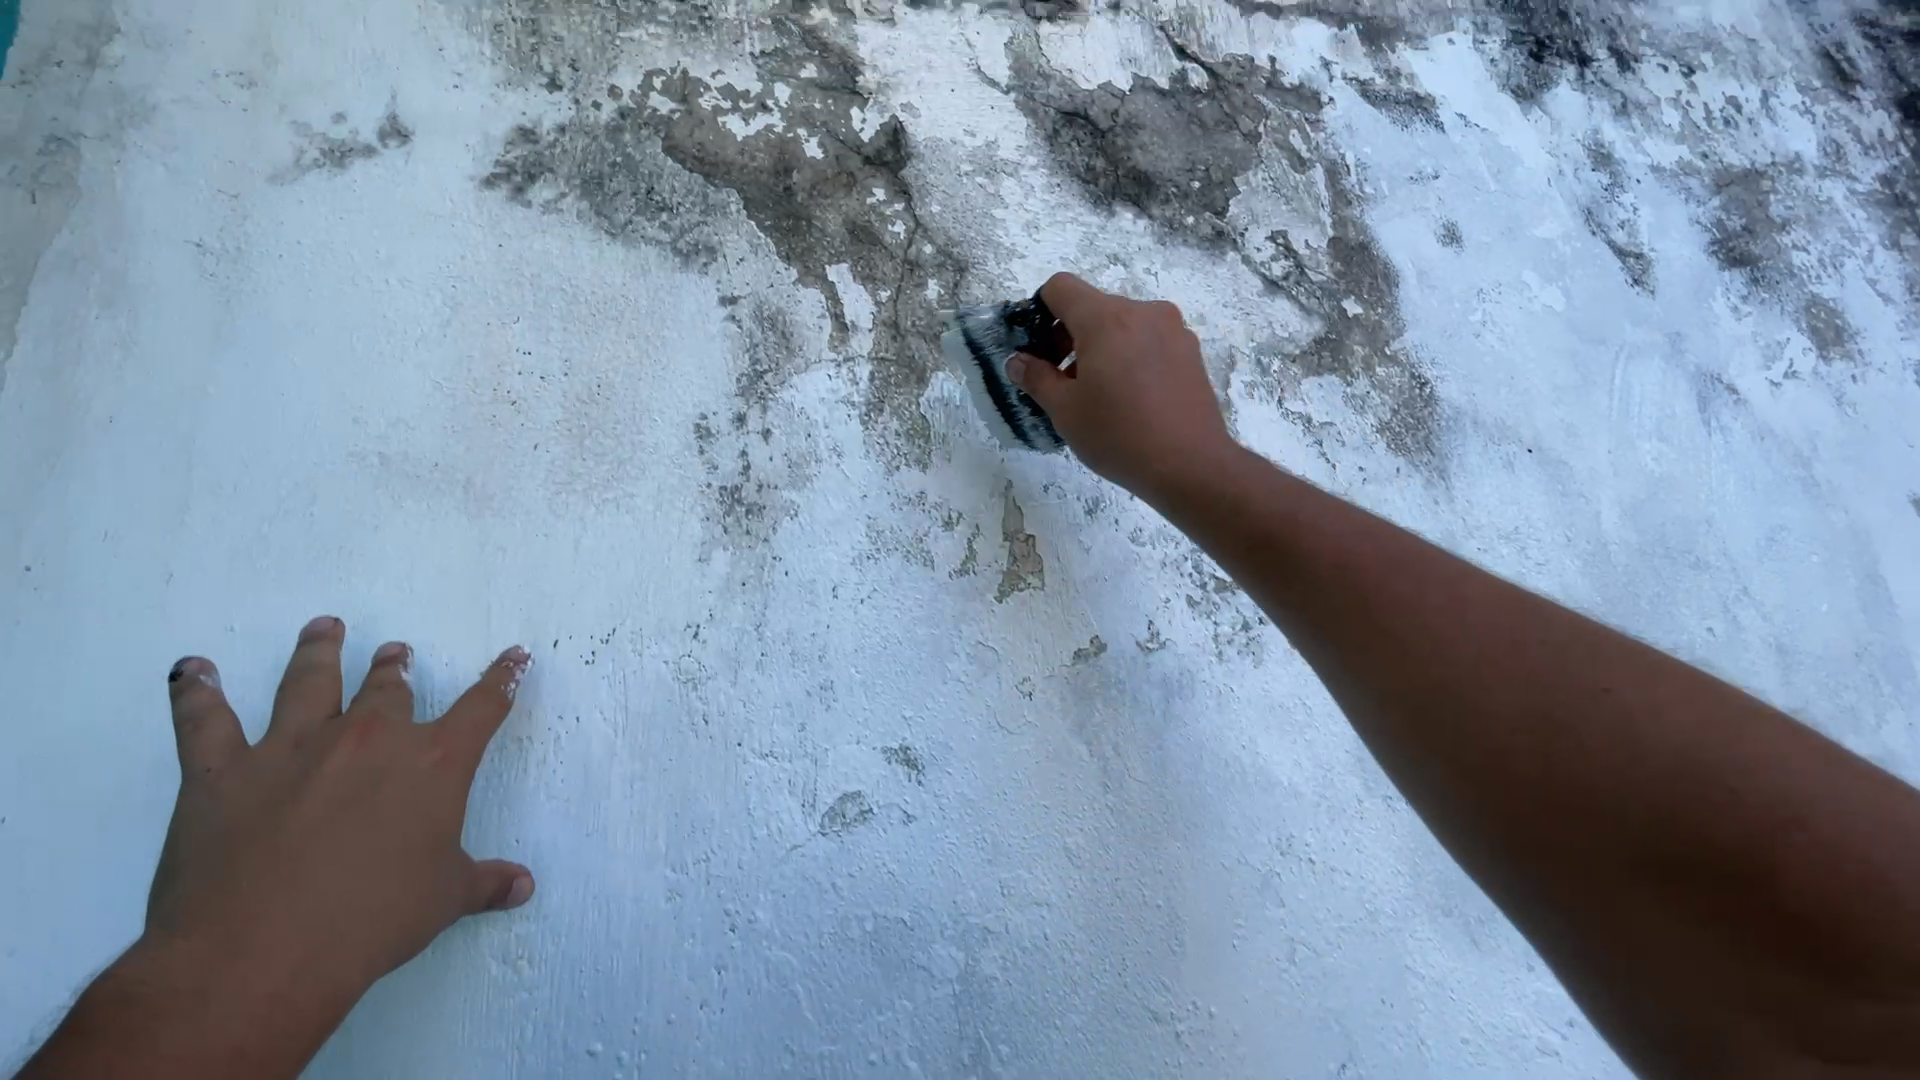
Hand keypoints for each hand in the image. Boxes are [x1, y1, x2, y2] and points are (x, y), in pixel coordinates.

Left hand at [149, 619, 533, 1023]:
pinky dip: (195, 694)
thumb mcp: (444, 900)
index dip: (504, 678)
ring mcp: (293, 749)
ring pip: (309, 683)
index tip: (515, 656)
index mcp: (435, 763)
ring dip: (318, 652)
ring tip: (323, 628)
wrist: (259, 954)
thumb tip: (523, 887)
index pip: (484, 706)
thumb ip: (484, 881)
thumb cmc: (373, 920)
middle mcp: (369, 739)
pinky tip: (190, 670)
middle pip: (389, 688)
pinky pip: (204, 723)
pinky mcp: (221, 773)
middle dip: (396, 667)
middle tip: (397, 652)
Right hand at [1006, 272, 1235, 498]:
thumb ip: (1036, 378)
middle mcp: (1143, 312)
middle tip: (1064, 383)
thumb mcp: (1065, 411)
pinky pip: (1148, 342)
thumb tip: (1017, 361)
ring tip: (1101, 397)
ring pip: (1122, 326)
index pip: (1061, 287)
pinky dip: (1130, 359)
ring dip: (1102, 349)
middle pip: (1093, 307)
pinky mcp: (1190, 351)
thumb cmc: (1119, 436)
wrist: (1190, 465)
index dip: (1041, 312)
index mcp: (1106, 319)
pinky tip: (1132, 401)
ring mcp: (1172, 330)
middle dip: (1071, 337)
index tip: (1040, 351)